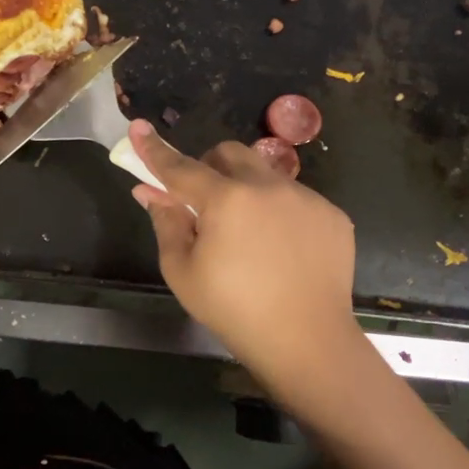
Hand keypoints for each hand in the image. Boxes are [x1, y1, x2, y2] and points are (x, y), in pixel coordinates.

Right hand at [128, 120, 360, 372]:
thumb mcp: (182, 270)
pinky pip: (295, 199)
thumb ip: (166, 222)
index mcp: (227, 199)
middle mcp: (268, 187)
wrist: (306, 341)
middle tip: (201, 201)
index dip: (154, 149)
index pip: (180, 166)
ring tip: (246, 235)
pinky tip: (278, 250)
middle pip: (229, 154)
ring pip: (265, 175)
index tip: (137, 127)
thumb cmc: (233, 309)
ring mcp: (306, 198)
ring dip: (245, 190)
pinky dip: (277, 212)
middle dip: (209, 167)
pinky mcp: (332, 216)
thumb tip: (151, 191)